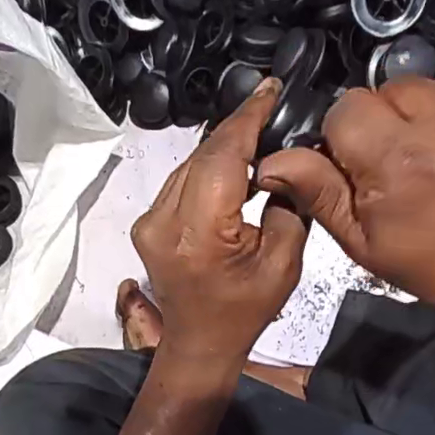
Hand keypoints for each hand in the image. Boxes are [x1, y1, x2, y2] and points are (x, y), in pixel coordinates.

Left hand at [132, 77, 306, 372]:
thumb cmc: (242, 313)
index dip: (247, 119)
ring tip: (258, 134)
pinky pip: (181, 180)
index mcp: (198, 234)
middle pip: (203, 154)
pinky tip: (233, 165)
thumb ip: (286, 207)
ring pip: (190, 163)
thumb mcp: (282, 265)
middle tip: (271, 107)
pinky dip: (209, 167)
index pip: (221, 156)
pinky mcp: (148, 223)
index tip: (269, 91)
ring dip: (224, 147)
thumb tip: (285, 164)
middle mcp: (163, 222)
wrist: (200, 343)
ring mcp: (149, 222)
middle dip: (239, 129)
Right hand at [256, 76, 434, 318]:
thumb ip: (318, 192)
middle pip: (391, 88)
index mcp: (398, 160)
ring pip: (434, 88)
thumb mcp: (362, 241)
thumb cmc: (431, 266)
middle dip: (386, 122)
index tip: (360, 164)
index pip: (347, 107)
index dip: (345, 136)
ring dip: (426, 119)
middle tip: (400, 166)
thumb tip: (275, 163)